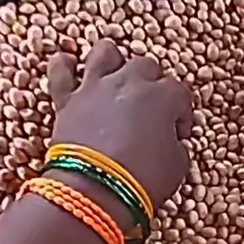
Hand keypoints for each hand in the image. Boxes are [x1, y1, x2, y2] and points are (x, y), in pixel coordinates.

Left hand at [46, 40, 193, 206]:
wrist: (96, 190)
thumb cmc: (142, 180)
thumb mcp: (177, 168)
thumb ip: (178, 148)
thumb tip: (174, 143)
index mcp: (162, 97)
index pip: (180, 93)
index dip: (182, 113)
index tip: (180, 132)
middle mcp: (129, 82)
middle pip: (146, 66)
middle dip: (153, 83)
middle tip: (153, 107)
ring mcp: (96, 87)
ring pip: (106, 53)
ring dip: (114, 60)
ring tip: (116, 76)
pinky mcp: (67, 100)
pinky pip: (61, 71)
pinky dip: (64, 66)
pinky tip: (67, 64)